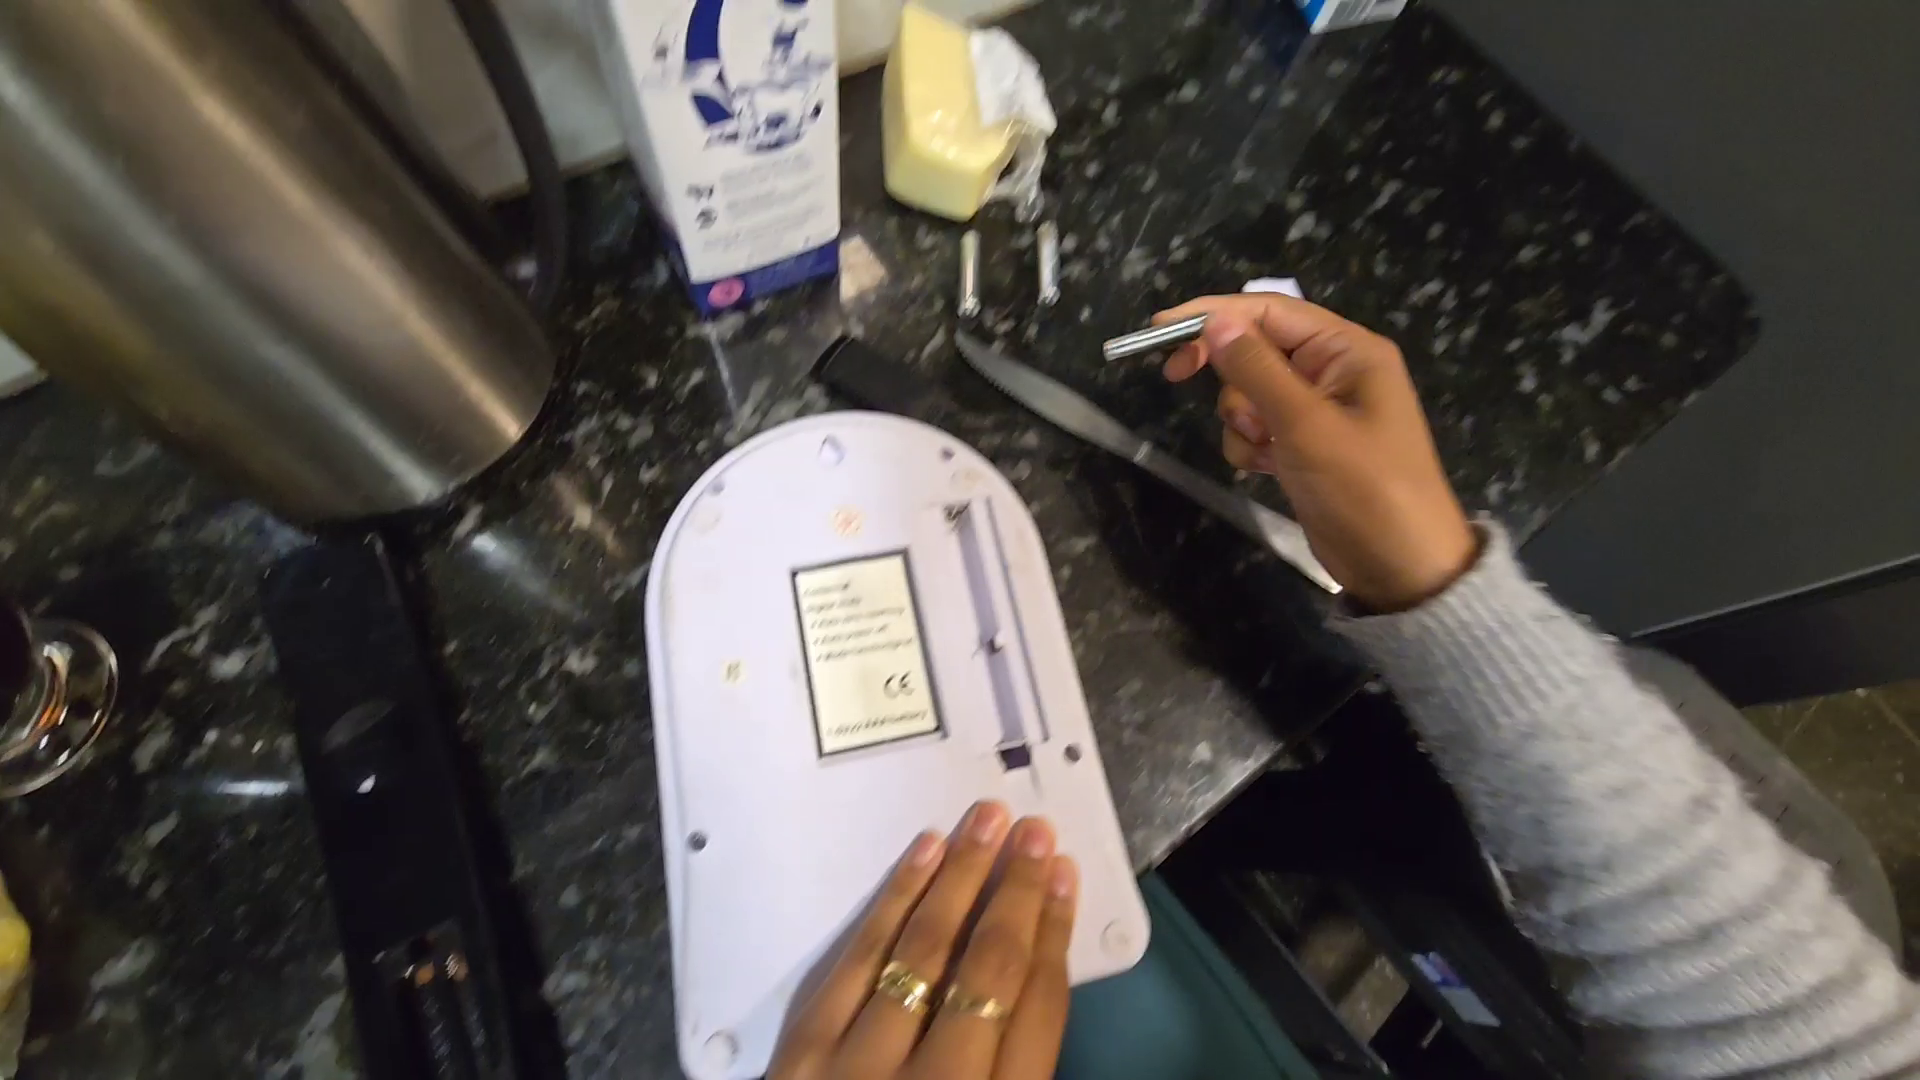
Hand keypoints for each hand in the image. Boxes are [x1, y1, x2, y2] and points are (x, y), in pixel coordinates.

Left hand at [769, 801, 1078, 1079]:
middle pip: (985, 971)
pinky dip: (893, 901)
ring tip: (987, 821)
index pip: (1036, 1015)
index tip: (1063, 876)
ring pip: (921, 950)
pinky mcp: (800, 1056)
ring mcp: (857, 1071)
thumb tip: (1037, 971)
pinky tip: (922, 856)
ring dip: (960, 877)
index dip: (1053, 935)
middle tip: (1034, 829)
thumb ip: (1018, 1071)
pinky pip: (856, 959)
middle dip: (1016, 893)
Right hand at [1156, 294, 1477, 611]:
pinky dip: (1248, 447)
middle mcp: (1332, 372)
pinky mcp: (1301, 446)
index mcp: (1346, 351)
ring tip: (1263, 449)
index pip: (1269, 312)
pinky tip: (1265, 469)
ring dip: (1240, 419)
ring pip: (1248, 394)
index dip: (1213, 314)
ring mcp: (1315, 412)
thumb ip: (1255, 369)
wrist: (1396, 564)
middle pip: (1255, 350)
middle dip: (1227, 374)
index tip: (1161, 329)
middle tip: (1174, 377)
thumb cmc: (1362, 487)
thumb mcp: (1304, 424)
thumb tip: (1213, 323)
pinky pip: (1255, 430)